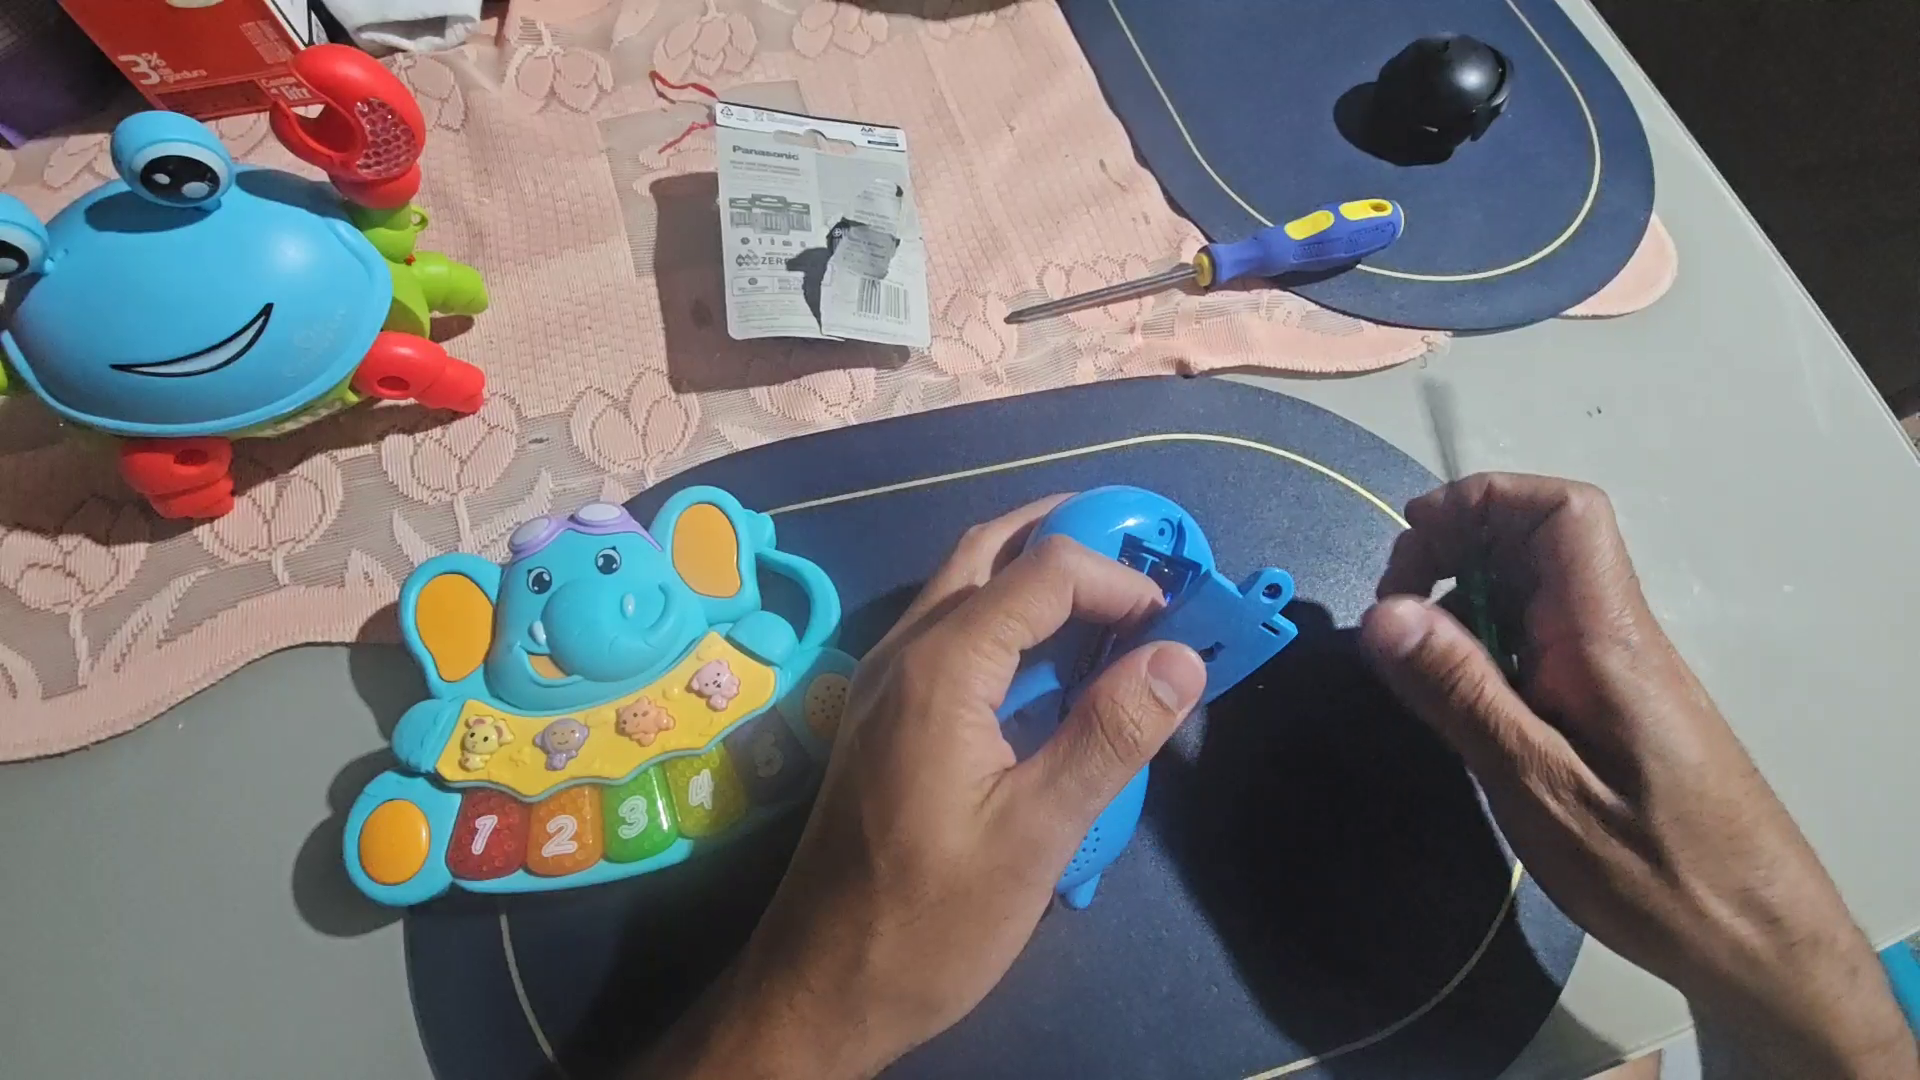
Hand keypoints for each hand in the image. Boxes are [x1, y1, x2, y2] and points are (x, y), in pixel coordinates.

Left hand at [639, 496, 1208, 1079]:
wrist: (819, 982)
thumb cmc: (929, 920)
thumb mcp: (1035, 835)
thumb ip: (1108, 735)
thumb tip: (1180, 657)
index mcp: (940, 667)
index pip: (1043, 572)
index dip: (1116, 580)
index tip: (1169, 624)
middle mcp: (903, 649)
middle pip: (986, 550)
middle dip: (1062, 536)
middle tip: (1133, 557)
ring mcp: (883, 675)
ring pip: (959, 582)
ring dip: (1029, 567)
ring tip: (1098, 591)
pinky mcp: (882, 706)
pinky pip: (946, 625)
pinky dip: (1001, 610)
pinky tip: (1040, 655)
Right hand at [1359, 473, 1916, 1078]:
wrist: (1761, 947)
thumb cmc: (1656, 871)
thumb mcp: (1537, 785)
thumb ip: (1460, 692)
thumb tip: (1383, 611)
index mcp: (1605, 638)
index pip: (1562, 514)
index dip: (1482, 498)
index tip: (1412, 534)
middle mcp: (1611, 633)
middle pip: (1533, 537)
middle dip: (1449, 546)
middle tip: (1394, 613)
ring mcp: (1607, 662)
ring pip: (1524, 584)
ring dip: (1454, 594)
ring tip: (1411, 656)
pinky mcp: (1599, 693)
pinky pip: (1527, 631)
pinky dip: (1473, 636)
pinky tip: (1453, 688)